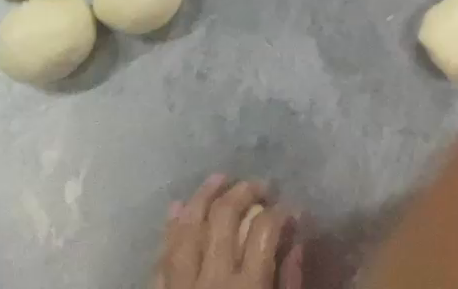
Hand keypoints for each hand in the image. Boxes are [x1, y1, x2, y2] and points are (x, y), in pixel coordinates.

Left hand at [155, 176, 303, 288]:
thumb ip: (290, 282)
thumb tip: (296, 241)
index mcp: (248, 287)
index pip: (264, 227)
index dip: (280, 210)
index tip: (290, 210)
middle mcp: (211, 281)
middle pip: (224, 217)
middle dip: (244, 191)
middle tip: (261, 185)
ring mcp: (180, 288)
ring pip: (187, 229)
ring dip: (203, 198)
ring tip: (220, 179)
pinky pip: (161, 257)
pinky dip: (170, 230)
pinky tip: (179, 209)